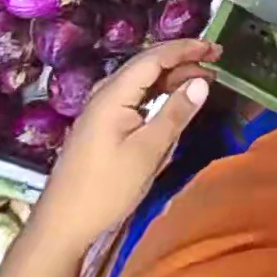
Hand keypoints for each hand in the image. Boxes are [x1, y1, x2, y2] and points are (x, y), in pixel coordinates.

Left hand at [29, 39, 220, 249]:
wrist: (61, 226)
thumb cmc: (106, 189)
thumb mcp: (148, 152)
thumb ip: (176, 112)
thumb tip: (202, 81)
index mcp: (115, 93)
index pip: (155, 57)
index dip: (186, 49)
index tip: (215, 49)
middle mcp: (107, 92)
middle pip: (149, 63)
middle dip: (183, 57)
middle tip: (215, 59)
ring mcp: (102, 107)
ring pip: (143, 79)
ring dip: (173, 74)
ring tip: (204, 77)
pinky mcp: (103, 122)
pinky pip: (136, 94)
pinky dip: (160, 90)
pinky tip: (175, 97)